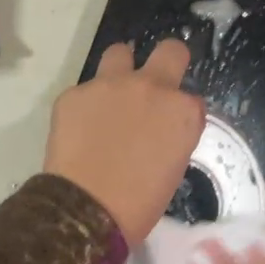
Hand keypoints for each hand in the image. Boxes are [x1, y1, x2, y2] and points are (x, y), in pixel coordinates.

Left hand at [43, 40, 204, 243]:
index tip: (167, 130)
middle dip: (165, 63)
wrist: (84, 213)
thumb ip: (171, 139)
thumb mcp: (171, 173)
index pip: (190, 99)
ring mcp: (110, 85)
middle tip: (151, 89)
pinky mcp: (74, 94)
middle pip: (170, 51)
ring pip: (119, 54)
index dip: (179, 113)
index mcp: (182, 113)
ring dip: (119, 72)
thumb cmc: (137, 207)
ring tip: (108, 102)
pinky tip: (77, 134)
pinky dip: (83, 108)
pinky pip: (83, 91)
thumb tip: (157, 132)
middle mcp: (151, 88)